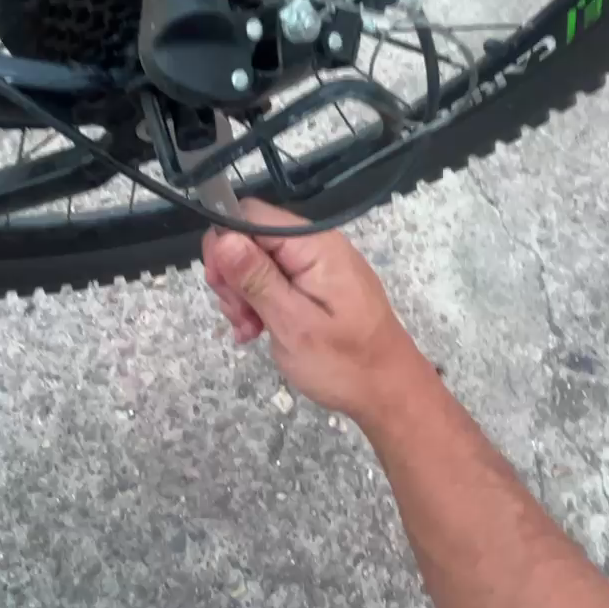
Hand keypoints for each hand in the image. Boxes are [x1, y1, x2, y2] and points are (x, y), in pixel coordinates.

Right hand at [201, 200, 437, 421]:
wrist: (389, 392)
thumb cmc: (345, 364)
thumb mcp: (293, 325)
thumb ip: (257, 279)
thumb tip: (222, 238)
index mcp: (314, 245)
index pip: (249, 215)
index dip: (224, 245)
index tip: (220, 286)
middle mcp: (314, 245)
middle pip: (249, 238)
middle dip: (232, 276)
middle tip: (240, 317)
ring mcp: (315, 265)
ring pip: (255, 261)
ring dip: (243, 295)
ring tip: (251, 330)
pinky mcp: (314, 283)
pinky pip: (273, 280)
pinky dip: (259, 303)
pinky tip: (258, 330)